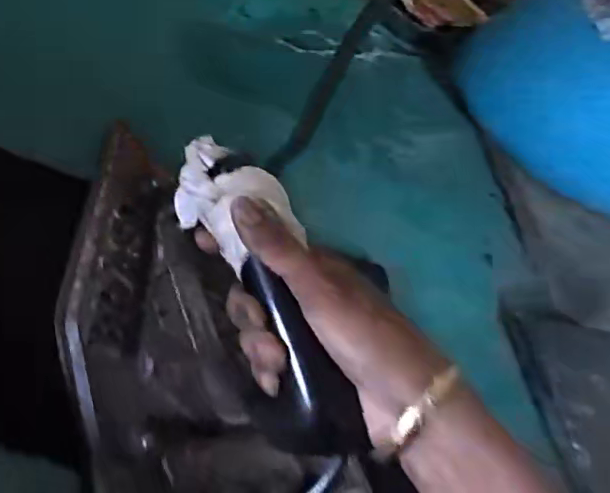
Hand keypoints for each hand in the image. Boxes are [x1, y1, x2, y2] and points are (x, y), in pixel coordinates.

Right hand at [221, 197, 451, 433]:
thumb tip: (237, 200)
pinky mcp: (303, 370)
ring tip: (276, 363)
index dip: (229, 240)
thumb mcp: (317, 287)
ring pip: (256, 329)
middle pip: (251, 292)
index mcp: (309, 269)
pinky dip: (266, 371)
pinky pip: (266, 362)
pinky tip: (276, 382)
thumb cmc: (365, 334)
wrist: (409, 410)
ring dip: (257, 346)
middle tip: (260, 324)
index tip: (200, 239)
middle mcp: (302, 297)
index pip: (260, 243)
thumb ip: (276, 247)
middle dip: (247, 311)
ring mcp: (303, 335)